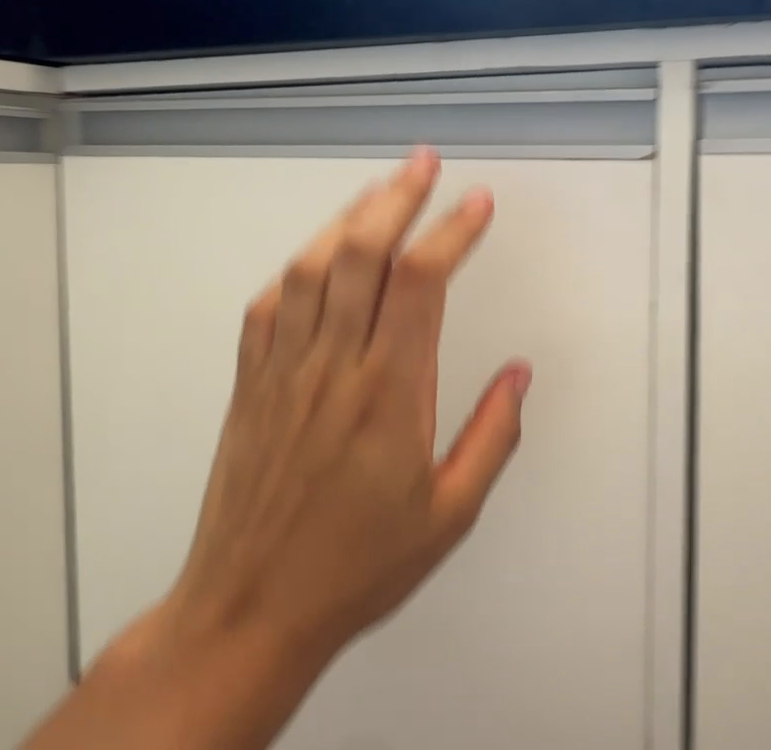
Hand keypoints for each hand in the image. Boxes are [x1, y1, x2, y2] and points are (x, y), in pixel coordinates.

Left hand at [26, 148, 530, 749]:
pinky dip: (297, 270)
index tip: (477, 204)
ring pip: (312, 269)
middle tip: (423, 163)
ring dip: (348, 219)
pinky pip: (269, 308)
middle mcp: (333, 367)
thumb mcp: (449, 515)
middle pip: (363, 255)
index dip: (451, 232)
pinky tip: (315, 257)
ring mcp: (284, 371)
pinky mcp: (251, 386)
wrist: (251, 608)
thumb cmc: (357, 567)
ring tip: (378, 191)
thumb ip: (491, 438)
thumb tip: (519, 376)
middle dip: (397, 198)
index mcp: (388, 394)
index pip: (420, 284)